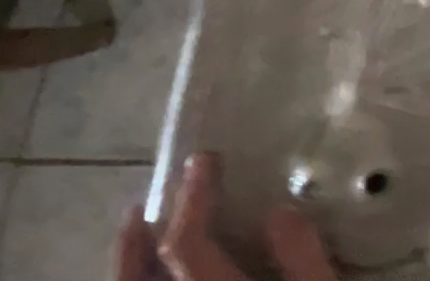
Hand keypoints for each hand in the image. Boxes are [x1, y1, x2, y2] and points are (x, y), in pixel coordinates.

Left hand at [115, 153, 335, 280]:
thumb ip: (301, 259)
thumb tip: (280, 211)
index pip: (186, 247)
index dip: (190, 201)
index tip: (204, 161)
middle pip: (141, 276)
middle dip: (140, 237)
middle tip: (150, 198)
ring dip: (128, 261)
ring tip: (135, 225)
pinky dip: (140, 278)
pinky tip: (151, 265)